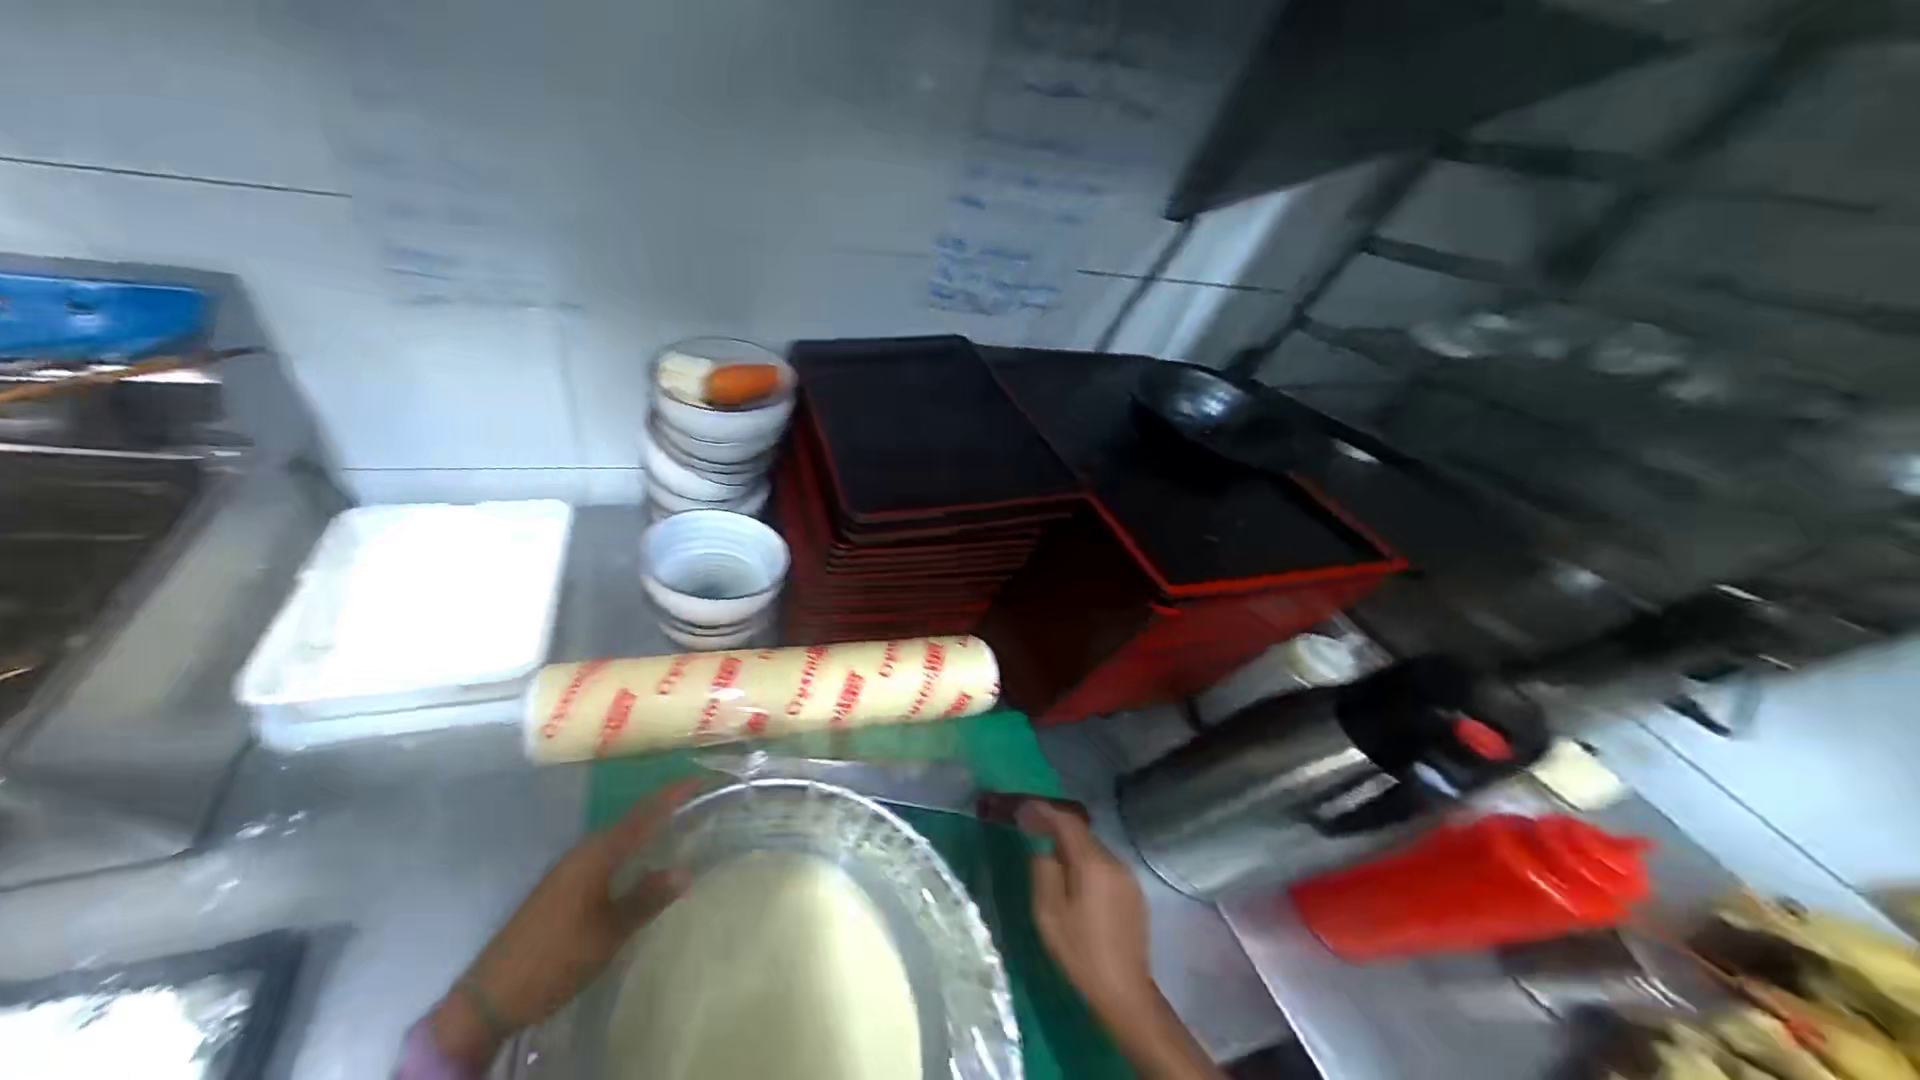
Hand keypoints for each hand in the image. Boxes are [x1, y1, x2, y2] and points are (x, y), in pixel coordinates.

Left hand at [429, 781, 698, 1070]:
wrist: (490, 997)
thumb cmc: (556, 959)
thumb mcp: (609, 934)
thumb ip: (646, 899)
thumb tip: (685, 871)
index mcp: (597, 855)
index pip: (643, 815)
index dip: (672, 795)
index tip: (700, 779)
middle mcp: (582, 852)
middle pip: (630, 819)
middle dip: (663, 806)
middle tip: (697, 801)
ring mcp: (568, 868)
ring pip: (617, 836)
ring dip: (646, 825)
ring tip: (677, 823)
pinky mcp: (561, 885)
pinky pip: (605, 851)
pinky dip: (630, 844)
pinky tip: (640, 858)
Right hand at [1020, 800, 1154, 1019]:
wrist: (1124, 991)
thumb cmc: (1080, 952)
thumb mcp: (1049, 913)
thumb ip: (1044, 871)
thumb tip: (1043, 848)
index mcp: (1093, 865)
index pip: (1068, 823)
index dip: (1046, 812)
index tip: (1025, 809)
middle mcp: (1115, 863)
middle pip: (1083, 835)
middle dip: (1058, 828)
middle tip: (1034, 829)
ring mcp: (1129, 878)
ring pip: (1095, 850)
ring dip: (1073, 847)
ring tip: (1051, 856)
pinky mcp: (1134, 893)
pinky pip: (1106, 866)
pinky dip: (1087, 863)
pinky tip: (1076, 880)